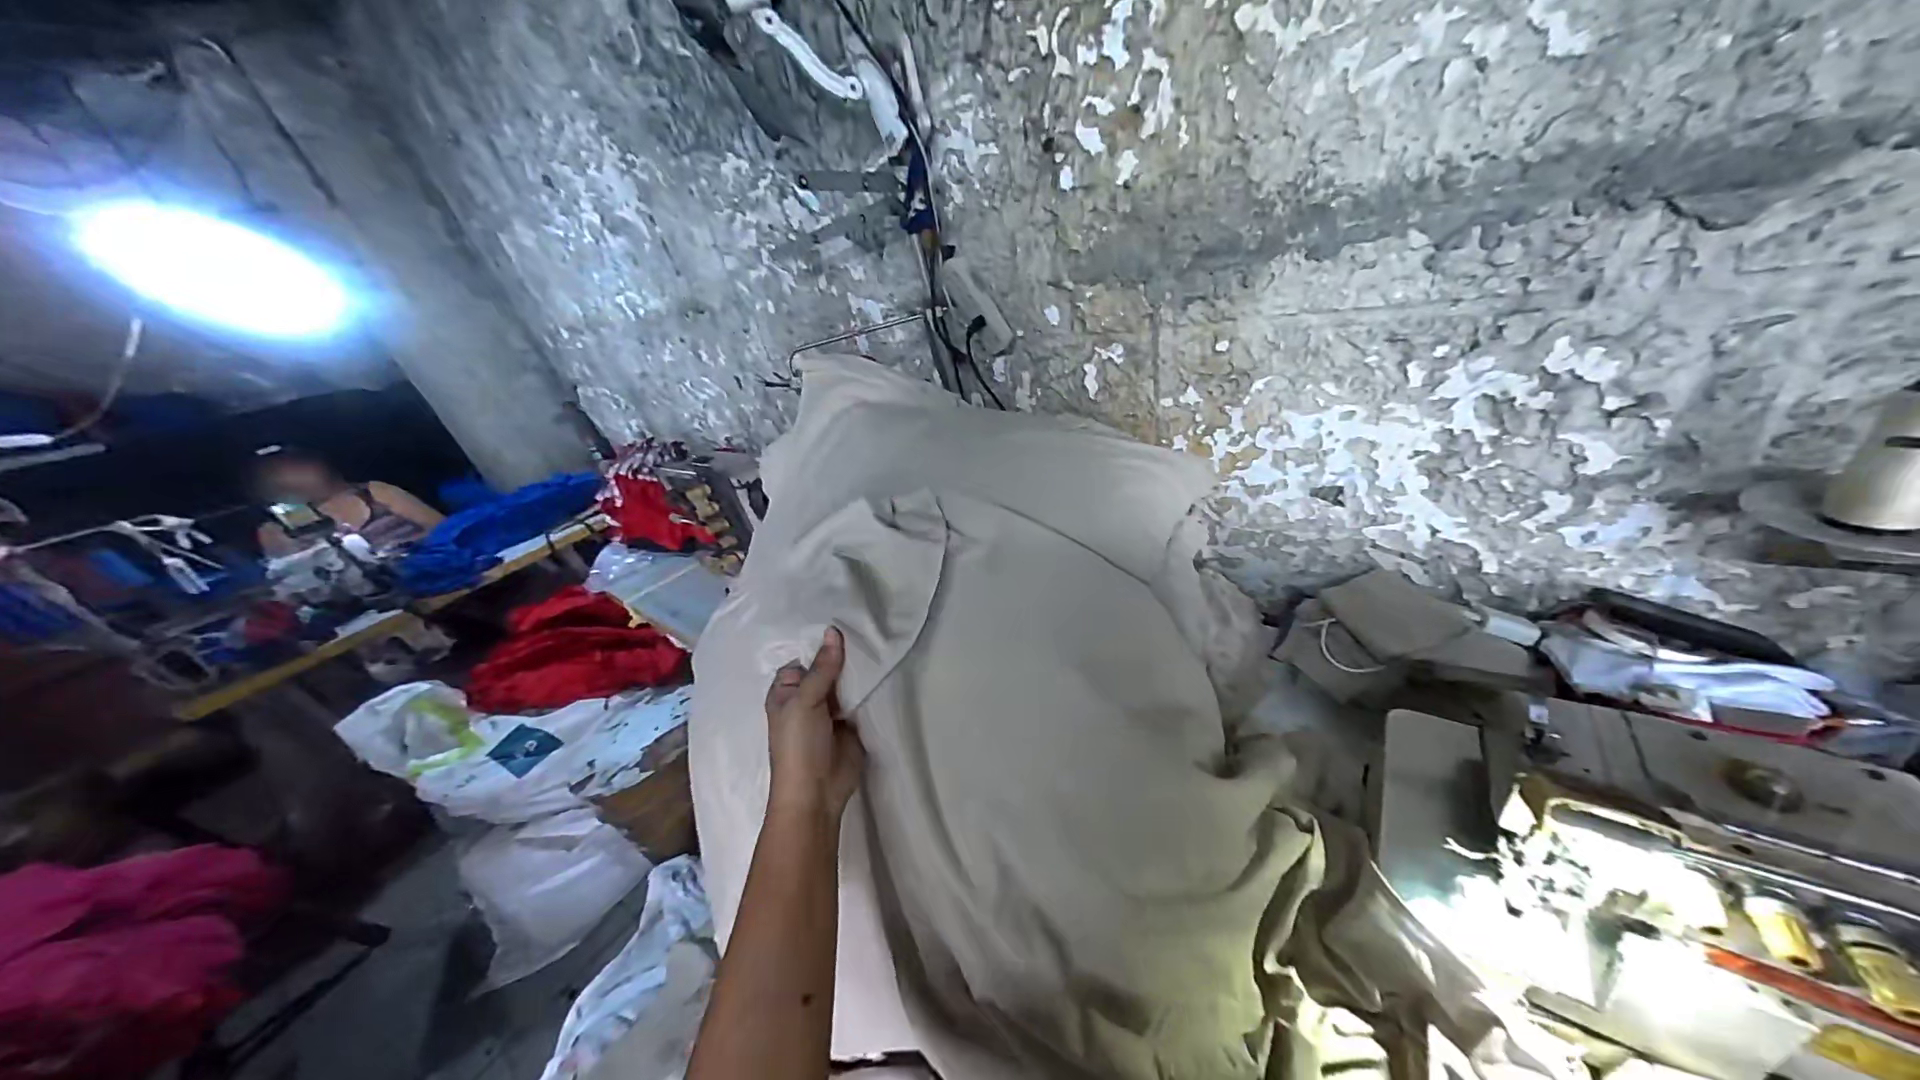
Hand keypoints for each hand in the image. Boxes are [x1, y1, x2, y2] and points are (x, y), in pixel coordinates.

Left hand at [764, 627, 865, 818]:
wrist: (817, 792)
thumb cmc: (798, 745)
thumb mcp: (805, 701)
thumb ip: (822, 667)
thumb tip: (833, 631)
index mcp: (786, 691)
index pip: (805, 658)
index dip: (821, 644)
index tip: (846, 624)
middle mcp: (807, 697)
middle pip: (828, 668)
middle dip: (844, 655)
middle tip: (870, 630)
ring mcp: (831, 710)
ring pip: (846, 682)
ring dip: (859, 672)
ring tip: (880, 645)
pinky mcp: (851, 722)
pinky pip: (861, 698)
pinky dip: (870, 688)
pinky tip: (884, 669)